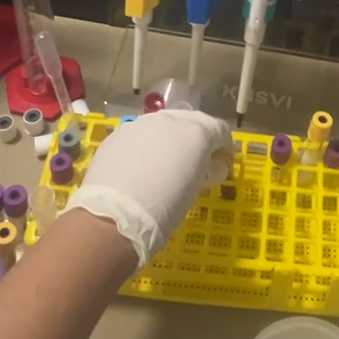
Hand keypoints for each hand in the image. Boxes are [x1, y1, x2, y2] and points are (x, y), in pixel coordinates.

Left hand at [65, 111, 232, 268]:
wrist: (114, 218)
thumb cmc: (165, 209)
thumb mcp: (196, 189)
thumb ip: (207, 169)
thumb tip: (212, 165)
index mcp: (197, 132)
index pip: (219, 129)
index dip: (224, 144)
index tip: (223, 159)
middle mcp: (170, 120)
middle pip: (191, 121)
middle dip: (197, 138)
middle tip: (196, 160)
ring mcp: (141, 124)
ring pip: (162, 125)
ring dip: (169, 139)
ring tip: (165, 163)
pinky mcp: (118, 135)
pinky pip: (139, 135)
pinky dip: (145, 146)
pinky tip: (140, 166)